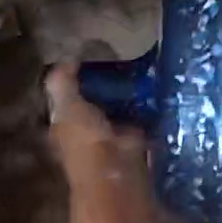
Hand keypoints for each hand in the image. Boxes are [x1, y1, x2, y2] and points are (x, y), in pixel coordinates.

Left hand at [45, 63, 146, 193]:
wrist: (115, 168)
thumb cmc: (84, 138)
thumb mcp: (67, 106)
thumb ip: (64, 83)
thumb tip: (67, 57)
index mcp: (66, 121)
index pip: (72, 94)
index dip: (82, 75)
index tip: (97, 54)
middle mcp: (89, 126)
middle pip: (99, 98)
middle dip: (111, 81)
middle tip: (127, 56)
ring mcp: (114, 130)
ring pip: (122, 103)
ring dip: (132, 89)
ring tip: (146, 63)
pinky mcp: (138, 134)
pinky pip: (143, 112)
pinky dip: (150, 101)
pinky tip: (158, 82)